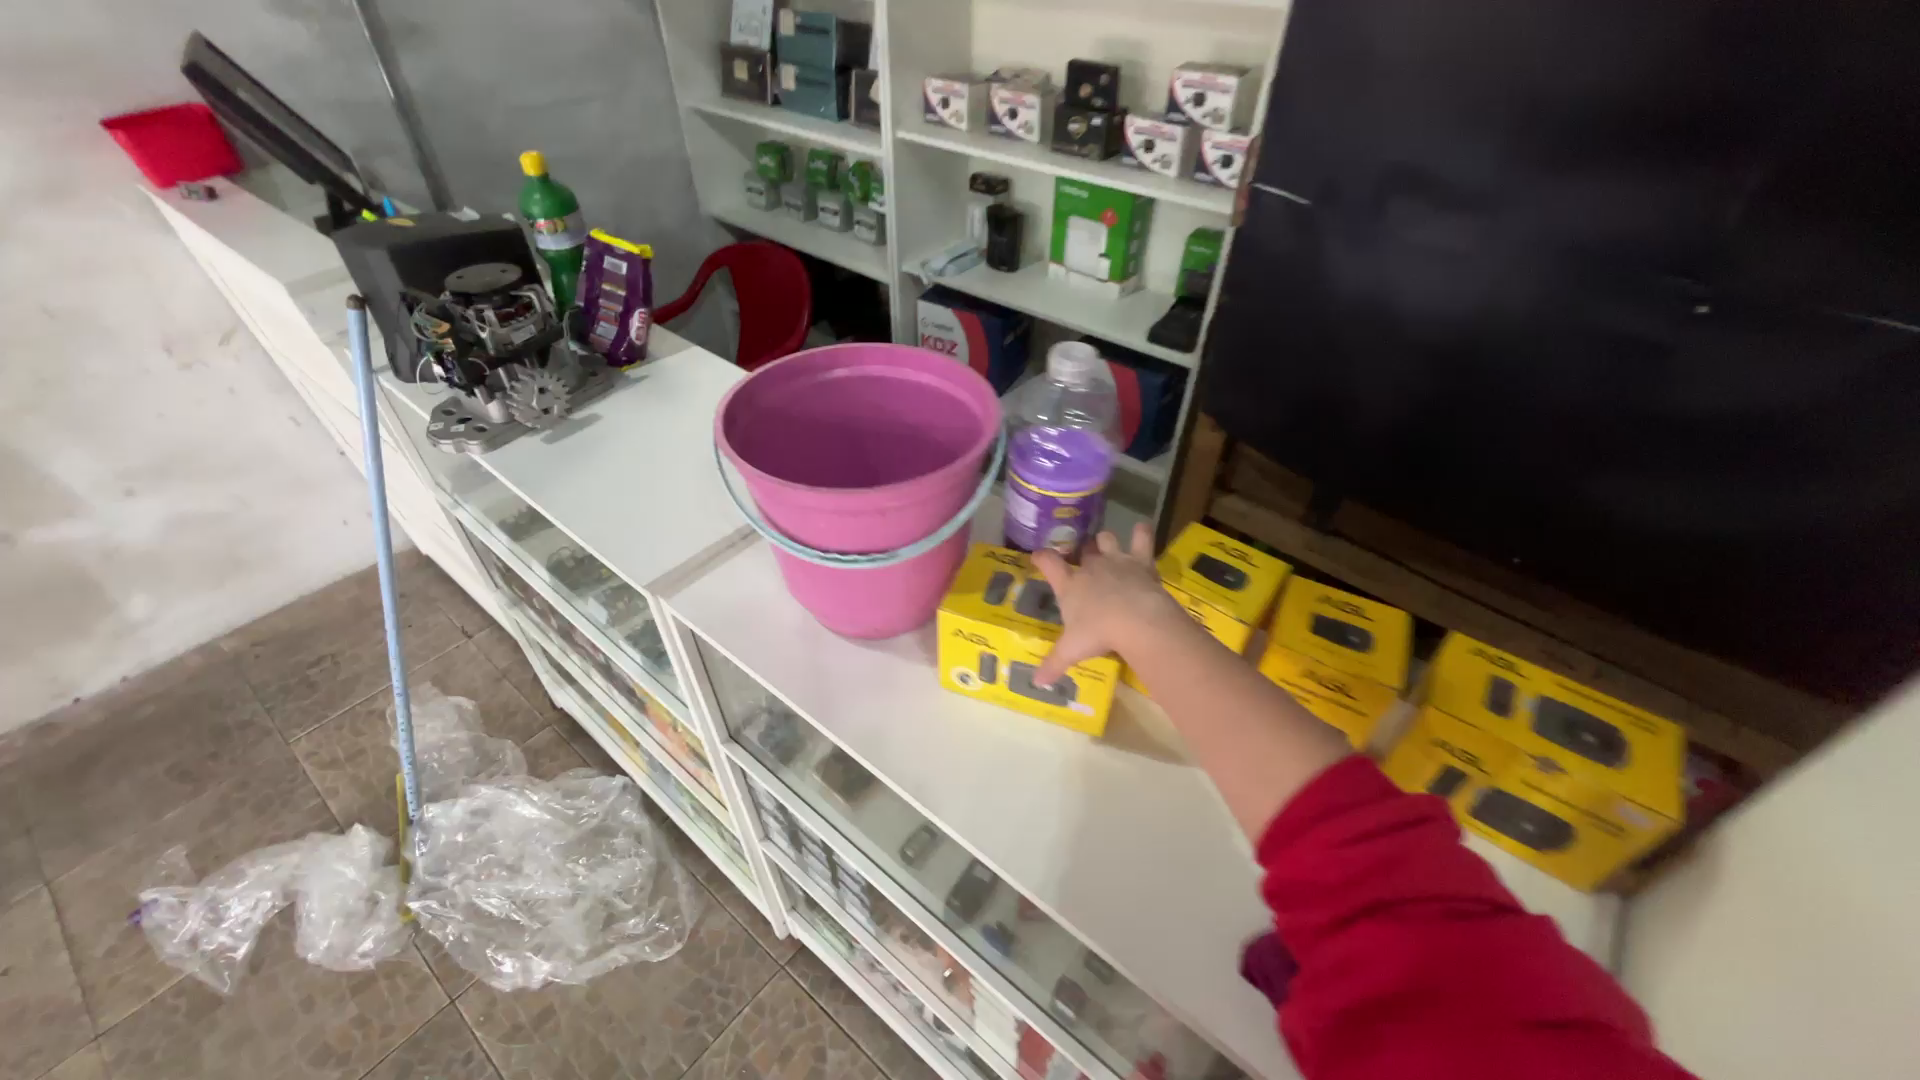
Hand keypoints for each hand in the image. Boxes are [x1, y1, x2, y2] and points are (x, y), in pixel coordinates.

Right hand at [1031, 524, 1182, 686]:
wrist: (1134, 619)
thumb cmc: (1097, 633)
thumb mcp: (1071, 651)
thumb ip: (1053, 664)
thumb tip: (1036, 684)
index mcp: (1069, 585)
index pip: (1048, 563)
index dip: (1042, 558)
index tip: (1038, 556)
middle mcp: (1090, 567)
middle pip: (1082, 550)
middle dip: (1083, 552)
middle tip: (1085, 560)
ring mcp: (1115, 560)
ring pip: (1107, 539)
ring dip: (1107, 541)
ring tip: (1109, 545)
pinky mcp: (1141, 561)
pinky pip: (1142, 538)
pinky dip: (1142, 532)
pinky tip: (1143, 528)